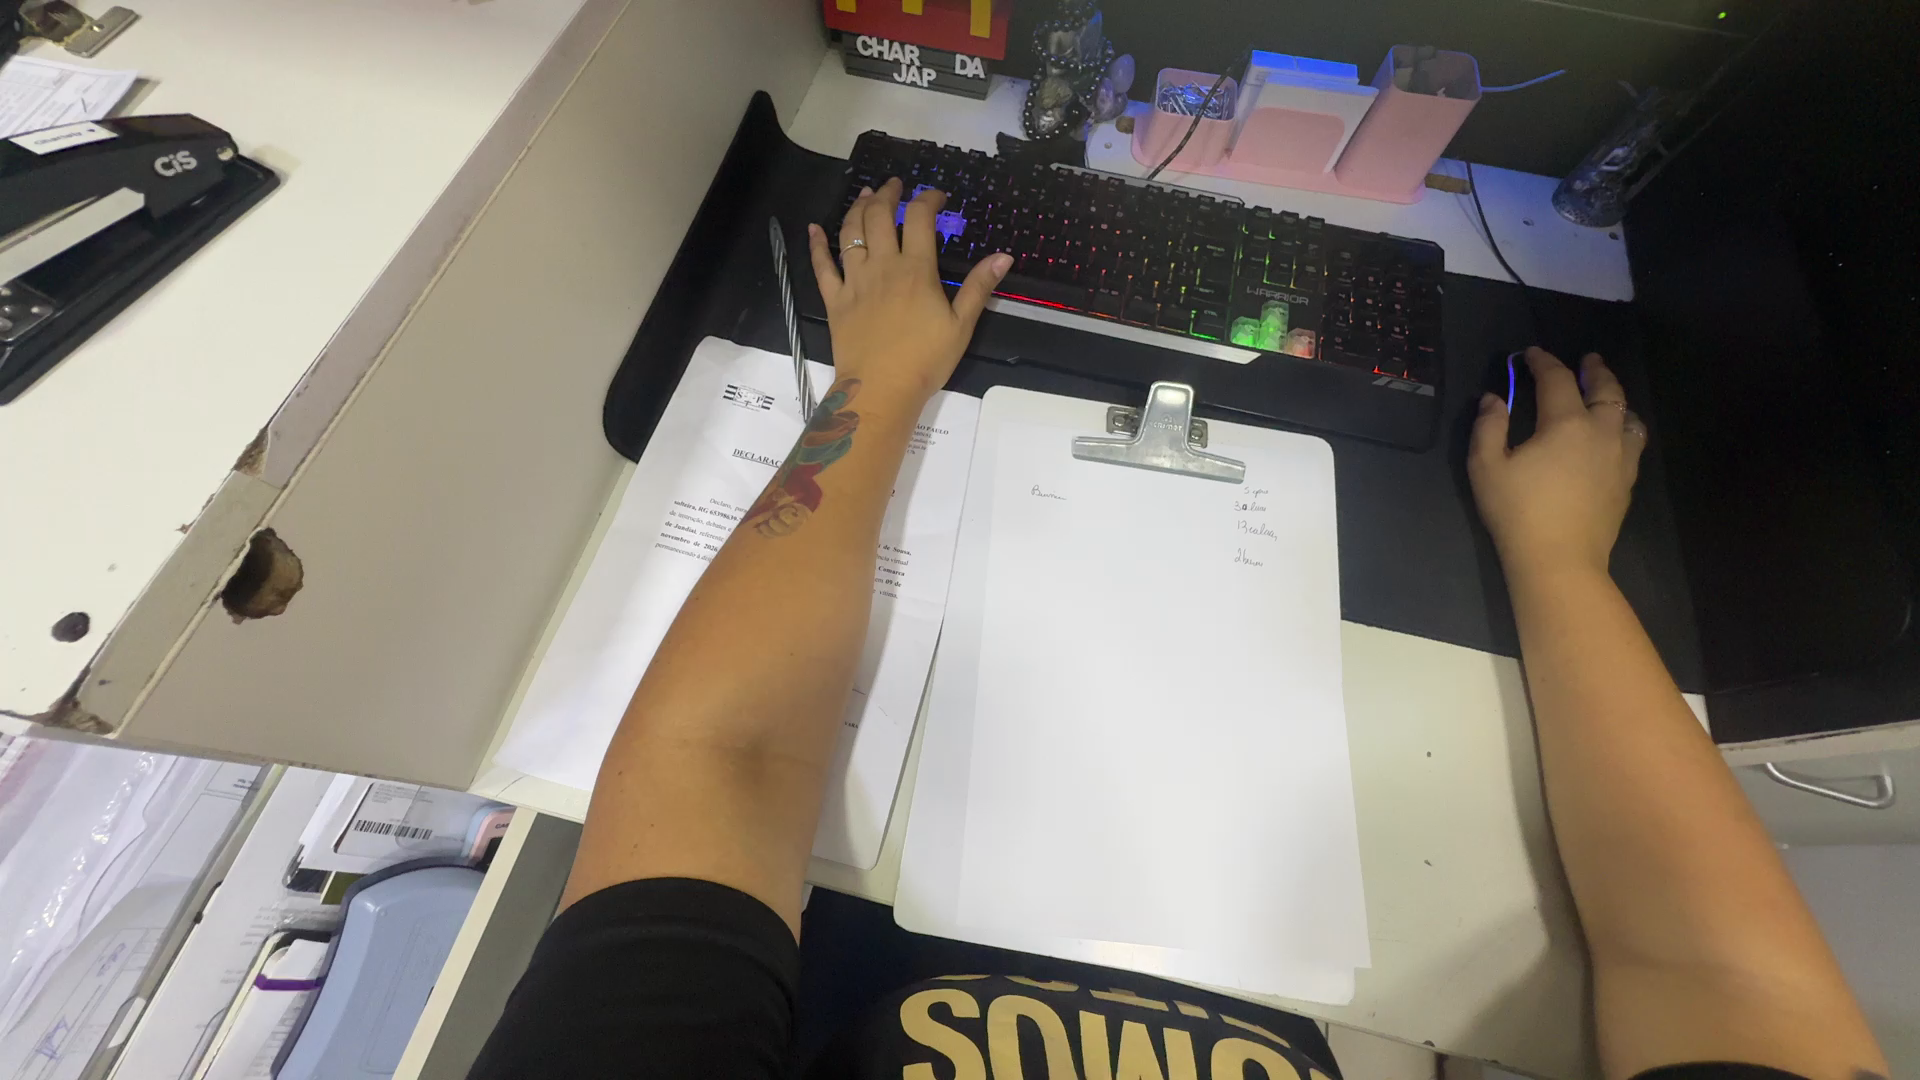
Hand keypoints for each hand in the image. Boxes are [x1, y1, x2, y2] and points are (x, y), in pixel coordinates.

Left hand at [807, 178, 1009, 419]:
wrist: (882, 390)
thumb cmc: (925, 362)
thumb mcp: (961, 326)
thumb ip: (978, 288)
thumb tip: (1003, 256)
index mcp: (916, 271)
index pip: (920, 219)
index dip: (927, 199)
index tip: (936, 195)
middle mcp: (883, 267)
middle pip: (879, 216)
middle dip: (887, 194)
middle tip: (894, 186)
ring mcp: (855, 282)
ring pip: (850, 233)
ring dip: (857, 208)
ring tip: (864, 195)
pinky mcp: (835, 300)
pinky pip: (822, 266)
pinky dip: (817, 245)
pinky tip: (814, 228)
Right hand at [1468, 348, 1647, 580]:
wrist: (1559, 556)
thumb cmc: (1515, 509)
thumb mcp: (1486, 466)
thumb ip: (1489, 427)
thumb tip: (1493, 399)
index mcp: (1564, 424)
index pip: (1556, 381)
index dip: (1542, 362)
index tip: (1529, 353)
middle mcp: (1600, 431)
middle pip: (1605, 390)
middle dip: (1594, 370)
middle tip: (1586, 359)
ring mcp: (1620, 455)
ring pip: (1626, 413)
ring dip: (1615, 396)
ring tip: (1605, 392)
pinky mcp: (1627, 477)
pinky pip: (1633, 438)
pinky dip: (1624, 423)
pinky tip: (1616, 430)